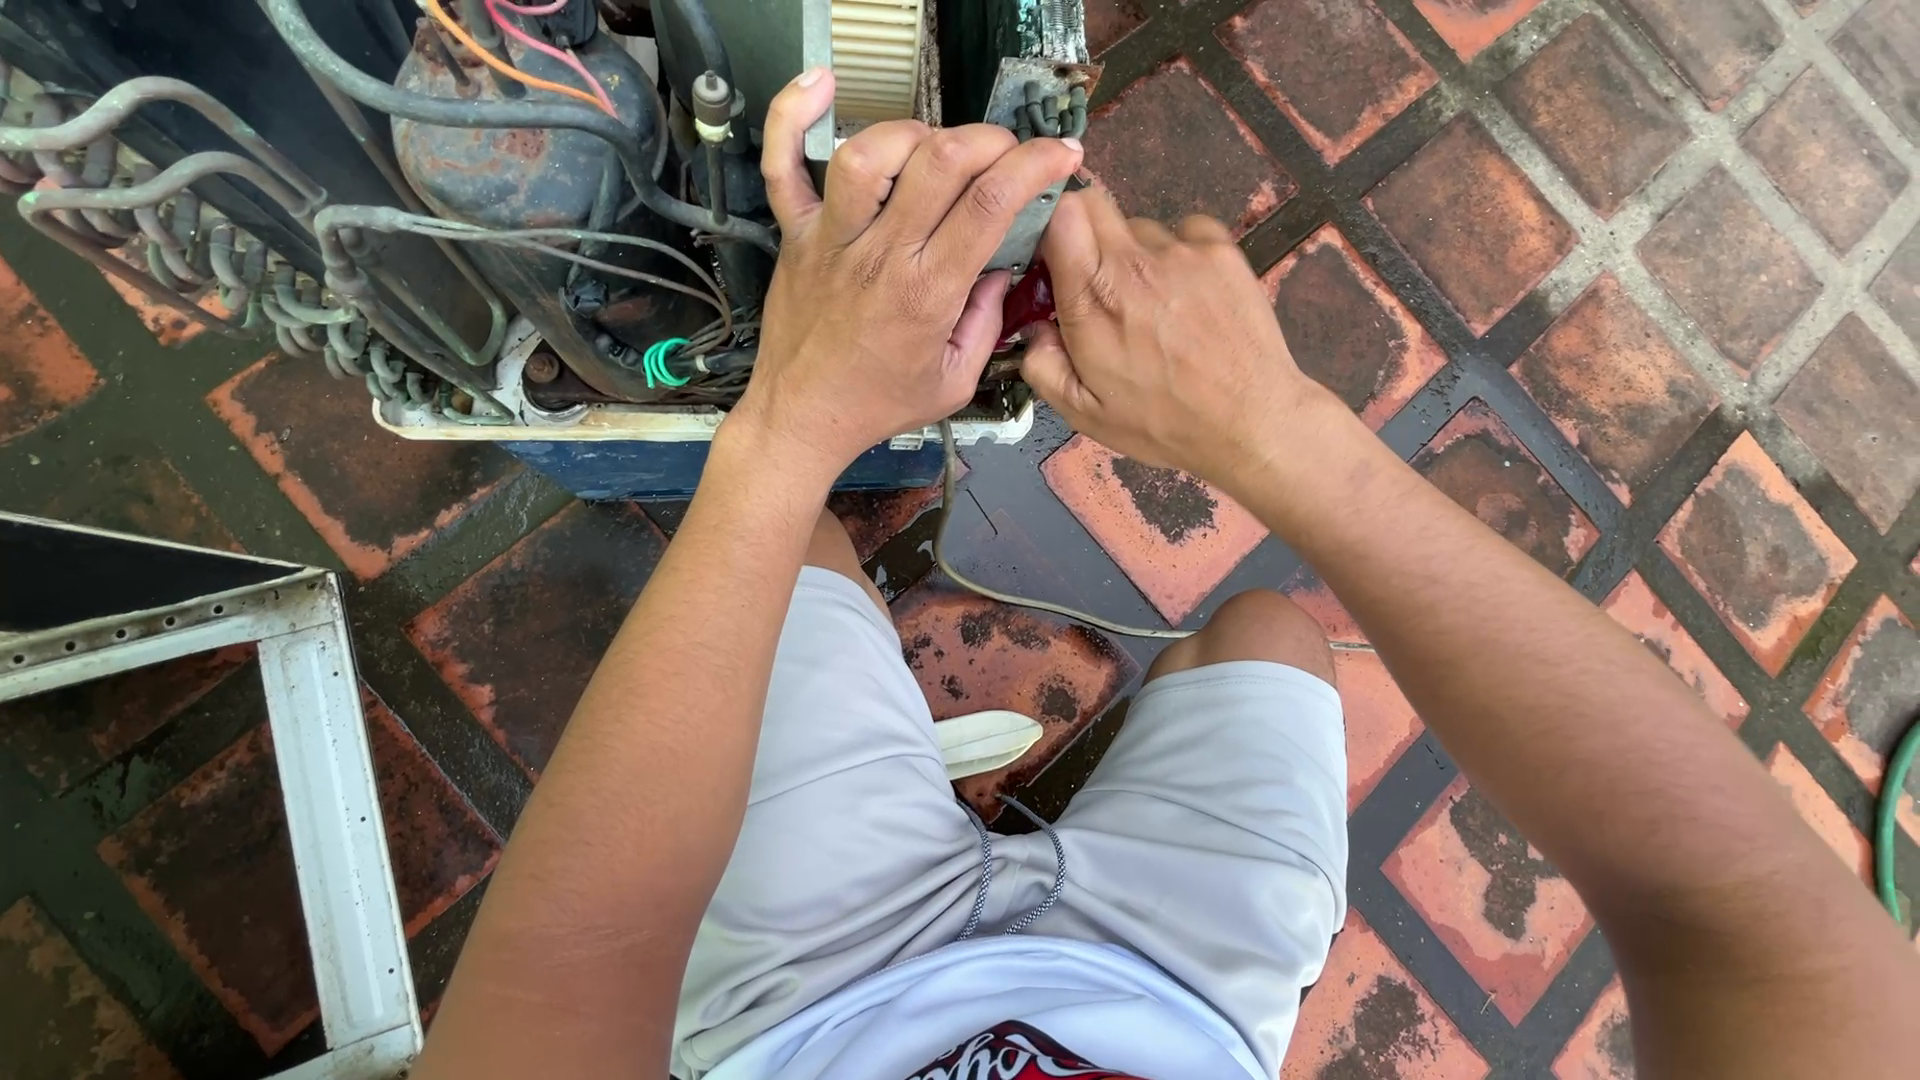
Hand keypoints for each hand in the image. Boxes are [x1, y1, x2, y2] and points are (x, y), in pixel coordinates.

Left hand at [733, 68, 1083, 474]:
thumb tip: (999, 267)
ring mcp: (832, 240)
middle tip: (1004, 153)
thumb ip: (986, 322)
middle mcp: (880, 256)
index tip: (1060, 155)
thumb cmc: (879, 405)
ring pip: (868, 153)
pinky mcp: (796, 235)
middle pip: (939, 163)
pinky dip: (793, 116)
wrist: (803, 417)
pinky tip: (821, 85)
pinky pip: (782, 164)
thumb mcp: (954, 381)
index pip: (989, 204)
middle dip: (989, 141)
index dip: (1035, 165)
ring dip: (914, 133)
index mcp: (927, 294)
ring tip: (935, 148)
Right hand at [1019, 187, 1330, 486]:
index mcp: (1091, 301)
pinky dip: (1179, 254)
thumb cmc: (1162, 423)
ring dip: (1135, 256)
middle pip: (1092, 203)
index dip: (1047, 223)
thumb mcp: (1084, 414)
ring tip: (1154, 304)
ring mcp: (1181, 251)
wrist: (1250, 420)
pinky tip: (1188, 294)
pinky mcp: (1221, 250)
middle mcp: (1132, 263)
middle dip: (1082, 231)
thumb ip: (1043, 366)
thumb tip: (1035, 329)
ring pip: (1140, 228)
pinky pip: (1185, 232)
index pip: (1059, 216)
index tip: (1048, 254)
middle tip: (1094, 277)